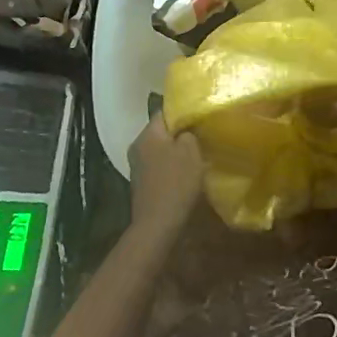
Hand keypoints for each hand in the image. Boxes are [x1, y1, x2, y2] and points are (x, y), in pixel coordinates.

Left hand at [130, 114, 203, 229]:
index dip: (183, 113)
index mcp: (147, 134)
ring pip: (159, 149)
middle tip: (200, 137)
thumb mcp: (191, 152)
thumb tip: (186, 131)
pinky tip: (183, 175)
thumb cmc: (176, 183)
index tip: (199, 118)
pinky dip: (169, 167)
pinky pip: (157, 166)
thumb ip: (189, 134)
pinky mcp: (140, 182)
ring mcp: (136, 165)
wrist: (157, 223)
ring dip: (174, 152)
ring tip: (195, 156)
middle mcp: (137, 145)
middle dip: (179, 134)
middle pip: (161, 132)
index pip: (164, 112)